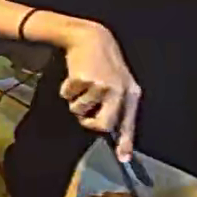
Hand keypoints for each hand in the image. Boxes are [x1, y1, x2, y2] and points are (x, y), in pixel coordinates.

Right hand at [58, 21, 140, 159]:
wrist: (89, 38)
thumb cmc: (102, 63)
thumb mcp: (116, 82)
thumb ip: (116, 105)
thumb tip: (110, 132)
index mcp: (130, 93)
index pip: (128, 123)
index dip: (126, 142)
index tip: (123, 158)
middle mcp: (118, 91)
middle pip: (104, 124)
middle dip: (89, 123)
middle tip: (84, 117)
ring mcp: (100, 86)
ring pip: (80, 110)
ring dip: (75, 101)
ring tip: (81, 85)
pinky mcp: (82, 80)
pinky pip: (68, 96)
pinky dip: (66, 89)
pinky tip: (74, 76)